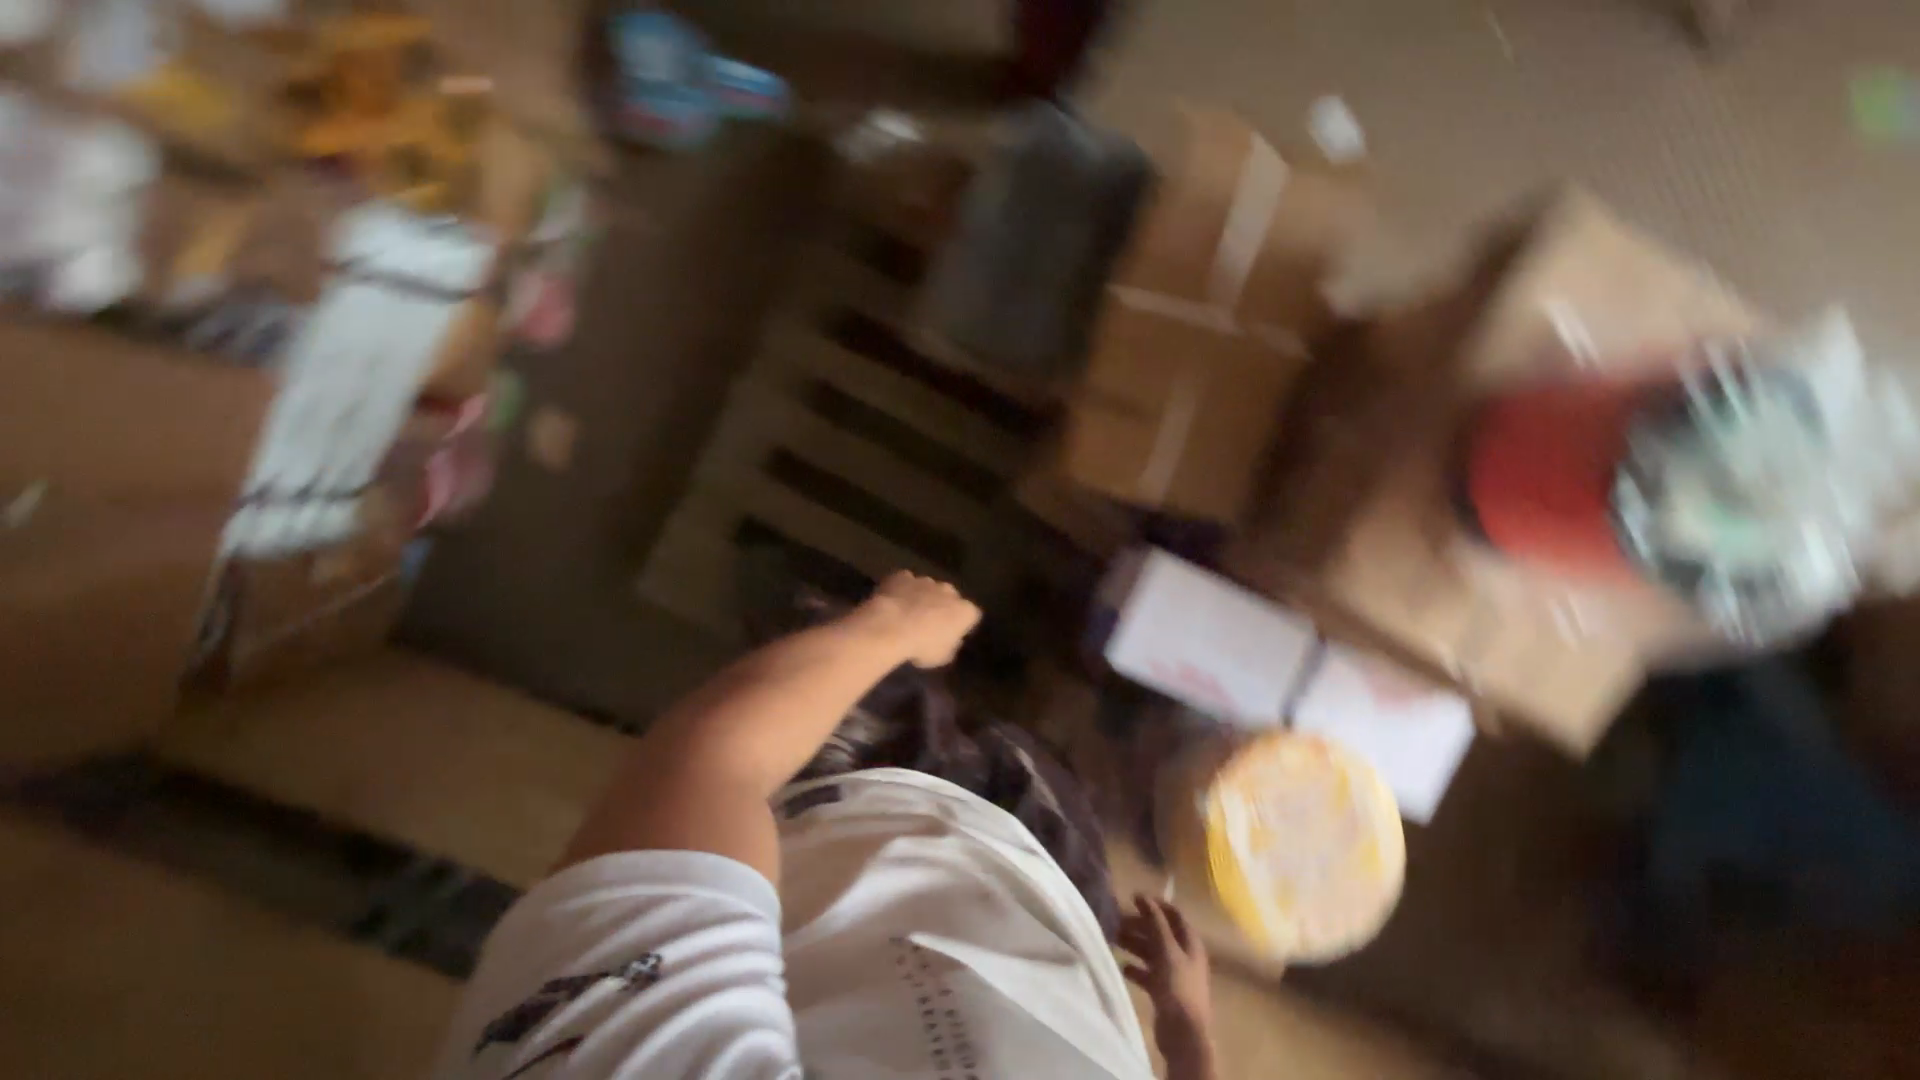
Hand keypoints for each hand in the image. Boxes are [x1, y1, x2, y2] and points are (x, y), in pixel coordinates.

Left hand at [860, 571, 981, 668]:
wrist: (890, 628)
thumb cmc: (921, 646)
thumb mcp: (943, 657)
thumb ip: (952, 645)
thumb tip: (951, 640)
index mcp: (965, 610)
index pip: (971, 616)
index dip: (962, 625)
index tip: (951, 635)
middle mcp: (949, 591)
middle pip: (950, 597)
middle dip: (942, 607)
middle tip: (929, 624)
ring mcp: (925, 581)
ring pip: (927, 588)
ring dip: (922, 597)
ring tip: (907, 614)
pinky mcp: (902, 576)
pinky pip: (905, 582)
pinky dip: (902, 589)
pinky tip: (893, 601)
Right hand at [1120, 895, 1214, 1069]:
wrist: (1183, 1034)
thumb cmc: (1178, 987)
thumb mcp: (1167, 950)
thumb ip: (1155, 922)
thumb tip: (1143, 896)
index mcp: (1190, 943)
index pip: (1174, 915)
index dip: (1155, 905)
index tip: (1132, 899)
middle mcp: (1183, 955)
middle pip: (1159, 933)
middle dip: (1139, 925)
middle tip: (1115, 921)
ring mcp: (1174, 975)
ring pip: (1151, 952)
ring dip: (1134, 944)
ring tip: (1113, 939)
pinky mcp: (1164, 992)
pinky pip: (1147, 973)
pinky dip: (1135, 968)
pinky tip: (1122, 966)